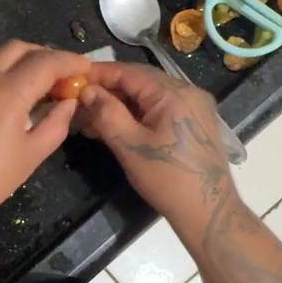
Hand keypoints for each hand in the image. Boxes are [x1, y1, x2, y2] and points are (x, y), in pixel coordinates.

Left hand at [0, 41, 88, 227]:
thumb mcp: (34, 153)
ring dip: (23, 64)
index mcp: (7, 93)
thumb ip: (57, 122)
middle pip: (19, 48)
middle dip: (45, 55)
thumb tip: (68, 102)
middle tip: (62, 76)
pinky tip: (14, 101)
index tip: (86, 68)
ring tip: (40, 88)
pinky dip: (4, 77)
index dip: (70, 61)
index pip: (45, 62)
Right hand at [77, 62, 236, 224]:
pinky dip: (137, 115)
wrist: (207, 210)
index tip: (74, 78)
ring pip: (149, 97)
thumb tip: (88, 91)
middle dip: (108, 90)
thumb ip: (107, 114)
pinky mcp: (194, 123)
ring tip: (91, 120)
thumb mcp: (130, 146)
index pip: (129, 72)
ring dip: (120, 105)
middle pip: (140, 82)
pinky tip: (116, 127)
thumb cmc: (167, 179)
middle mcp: (188, 91)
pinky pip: (160, 110)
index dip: (100, 74)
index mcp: (173, 93)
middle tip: (79, 102)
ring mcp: (194, 107)